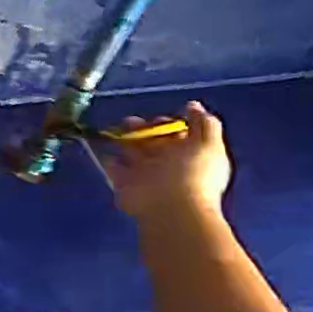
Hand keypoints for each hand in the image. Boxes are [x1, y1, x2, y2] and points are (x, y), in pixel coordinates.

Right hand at [99, 101, 231, 222]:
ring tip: (115, 131)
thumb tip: (192, 105)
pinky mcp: (123, 182)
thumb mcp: (208, 145)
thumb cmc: (191, 174)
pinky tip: (104, 148)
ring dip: (122, 139)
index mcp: (189, 153)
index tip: (158, 120)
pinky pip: (113, 167)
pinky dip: (108, 158)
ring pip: (131, 150)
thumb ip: (204, 124)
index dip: (168, 123)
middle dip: (141, 128)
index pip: (177, 133)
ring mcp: (144, 172)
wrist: (169, 206)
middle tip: (130, 122)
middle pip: (152, 140)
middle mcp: (167, 162)